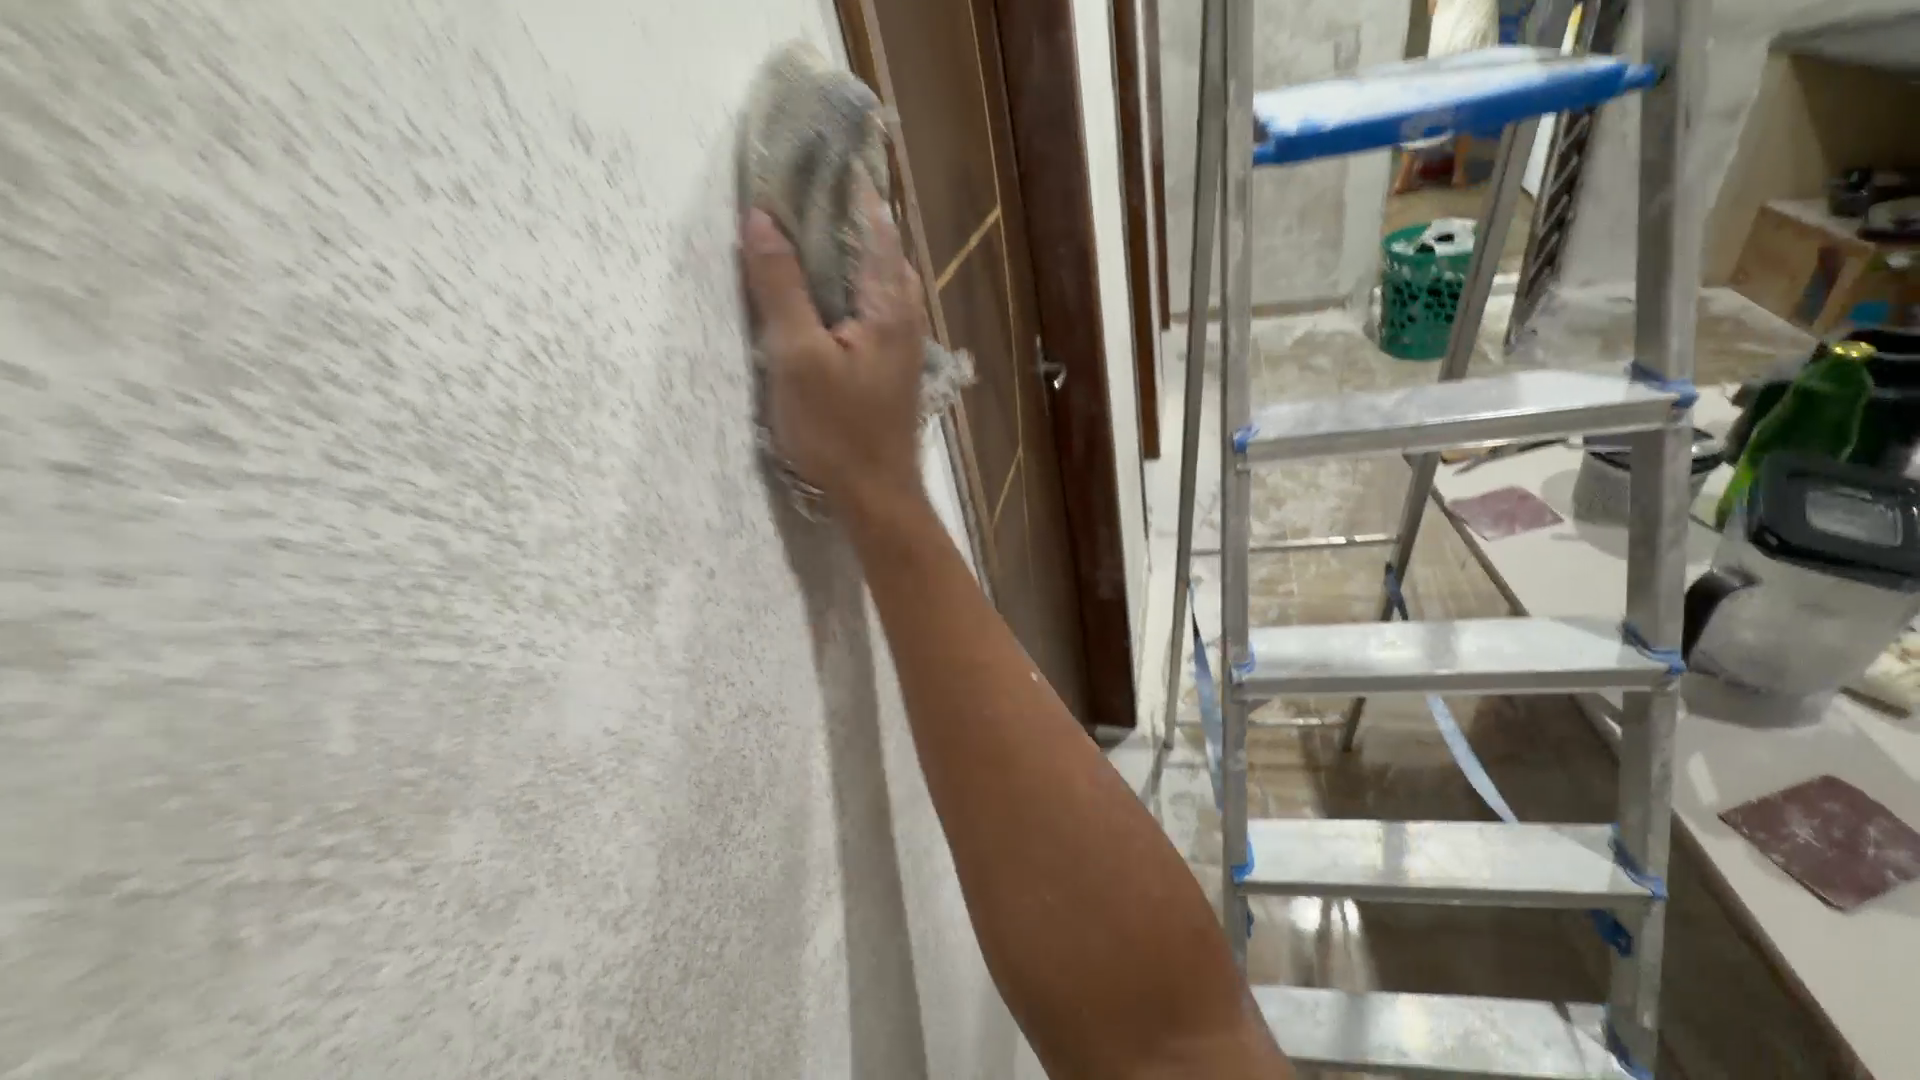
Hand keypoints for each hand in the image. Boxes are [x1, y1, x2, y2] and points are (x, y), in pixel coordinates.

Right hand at [742, 179, 929, 517]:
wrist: (876, 494)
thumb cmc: (838, 430)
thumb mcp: (798, 357)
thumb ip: (781, 286)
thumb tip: (761, 217)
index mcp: (890, 298)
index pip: (870, 216)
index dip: (839, 179)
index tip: (804, 150)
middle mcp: (907, 307)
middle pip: (873, 239)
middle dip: (834, 208)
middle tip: (788, 183)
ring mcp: (903, 333)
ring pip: (870, 269)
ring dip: (836, 244)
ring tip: (792, 222)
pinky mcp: (890, 355)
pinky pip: (867, 297)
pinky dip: (840, 278)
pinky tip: (812, 283)